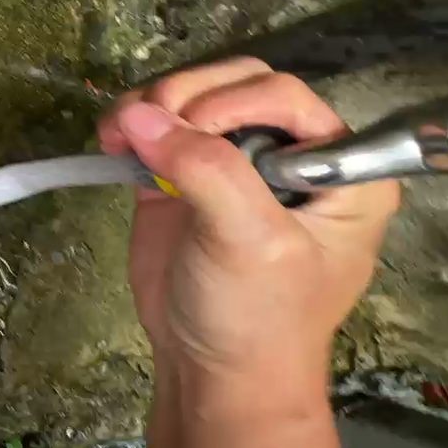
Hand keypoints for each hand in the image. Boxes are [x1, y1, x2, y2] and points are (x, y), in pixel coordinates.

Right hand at [98, 58, 399, 409]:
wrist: (209, 363)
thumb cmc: (257, 312)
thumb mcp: (249, 242)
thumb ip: (207, 172)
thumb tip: (136, 115)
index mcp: (336, 168)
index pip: (284, 96)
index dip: (231, 102)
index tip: (190, 135)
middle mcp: (283, 155)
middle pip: (230, 83)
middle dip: (181, 96)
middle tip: (147, 128)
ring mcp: (225, 164)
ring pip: (184, 98)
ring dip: (144, 106)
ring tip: (118, 137)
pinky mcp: (174, 175)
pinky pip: (150, 126)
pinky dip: (125, 124)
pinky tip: (112, 144)